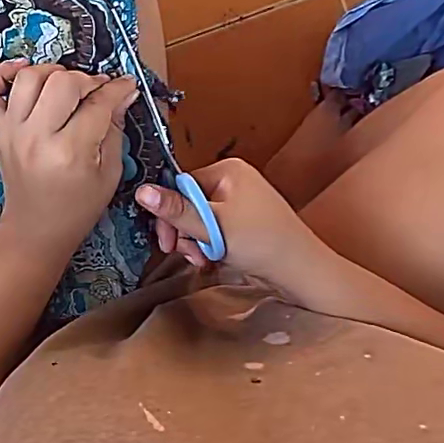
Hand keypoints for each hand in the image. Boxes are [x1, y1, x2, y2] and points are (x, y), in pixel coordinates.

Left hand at [0, 61, 139, 258]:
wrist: (37, 229)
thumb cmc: (77, 208)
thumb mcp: (109, 174)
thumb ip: (115, 130)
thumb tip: (123, 94)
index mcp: (70, 152)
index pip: (97, 103)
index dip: (117, 88)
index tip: (126, 85)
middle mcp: (37, 136)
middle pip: (62, 81)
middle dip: (86, 80)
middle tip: (96, 93)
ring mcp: (12, 131)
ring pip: (28, 77)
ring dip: (52, 72)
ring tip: (66, 85)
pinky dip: (1, 72)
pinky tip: (21, 70)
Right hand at [134, 158, 339, 301]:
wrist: (301, 271)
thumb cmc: (264, 243)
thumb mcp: (214, 227)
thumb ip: (177, 211)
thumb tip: (142, 191)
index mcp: (228, 171)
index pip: (181, 186)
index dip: (170, 215)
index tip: (168, 241)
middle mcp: (233, 182)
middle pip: (188, 205)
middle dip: (185, 233)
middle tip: (188, 254)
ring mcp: (239, 203)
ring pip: (199, 222)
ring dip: (196, 244)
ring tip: (205, 260)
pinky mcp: (242, 223)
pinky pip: (213, 231)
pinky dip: (209, 248)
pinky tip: (213, 261)